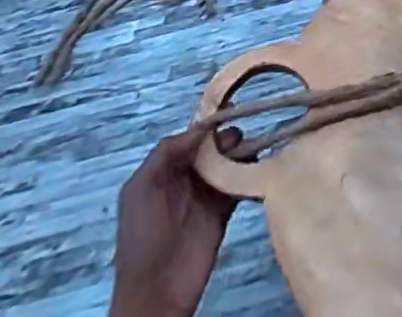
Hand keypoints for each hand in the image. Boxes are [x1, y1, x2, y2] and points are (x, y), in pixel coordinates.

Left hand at [110, 126, 241, 316]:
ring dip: (241, 154)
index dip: (208, 123)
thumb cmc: (142, 237)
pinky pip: (238, 187)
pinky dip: (249, 176)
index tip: (228, 108)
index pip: (191, 137)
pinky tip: (259, 170)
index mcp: (165, 167)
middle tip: (240, 139)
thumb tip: (201, 127)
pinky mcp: (222, 213)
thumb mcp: (142, 188)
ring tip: (252, 152)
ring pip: (228, 163)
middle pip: (213, 147)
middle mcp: (187, 175)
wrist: (155, 292)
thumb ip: (166, 153)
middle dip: (227, 138)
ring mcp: (206, 194)